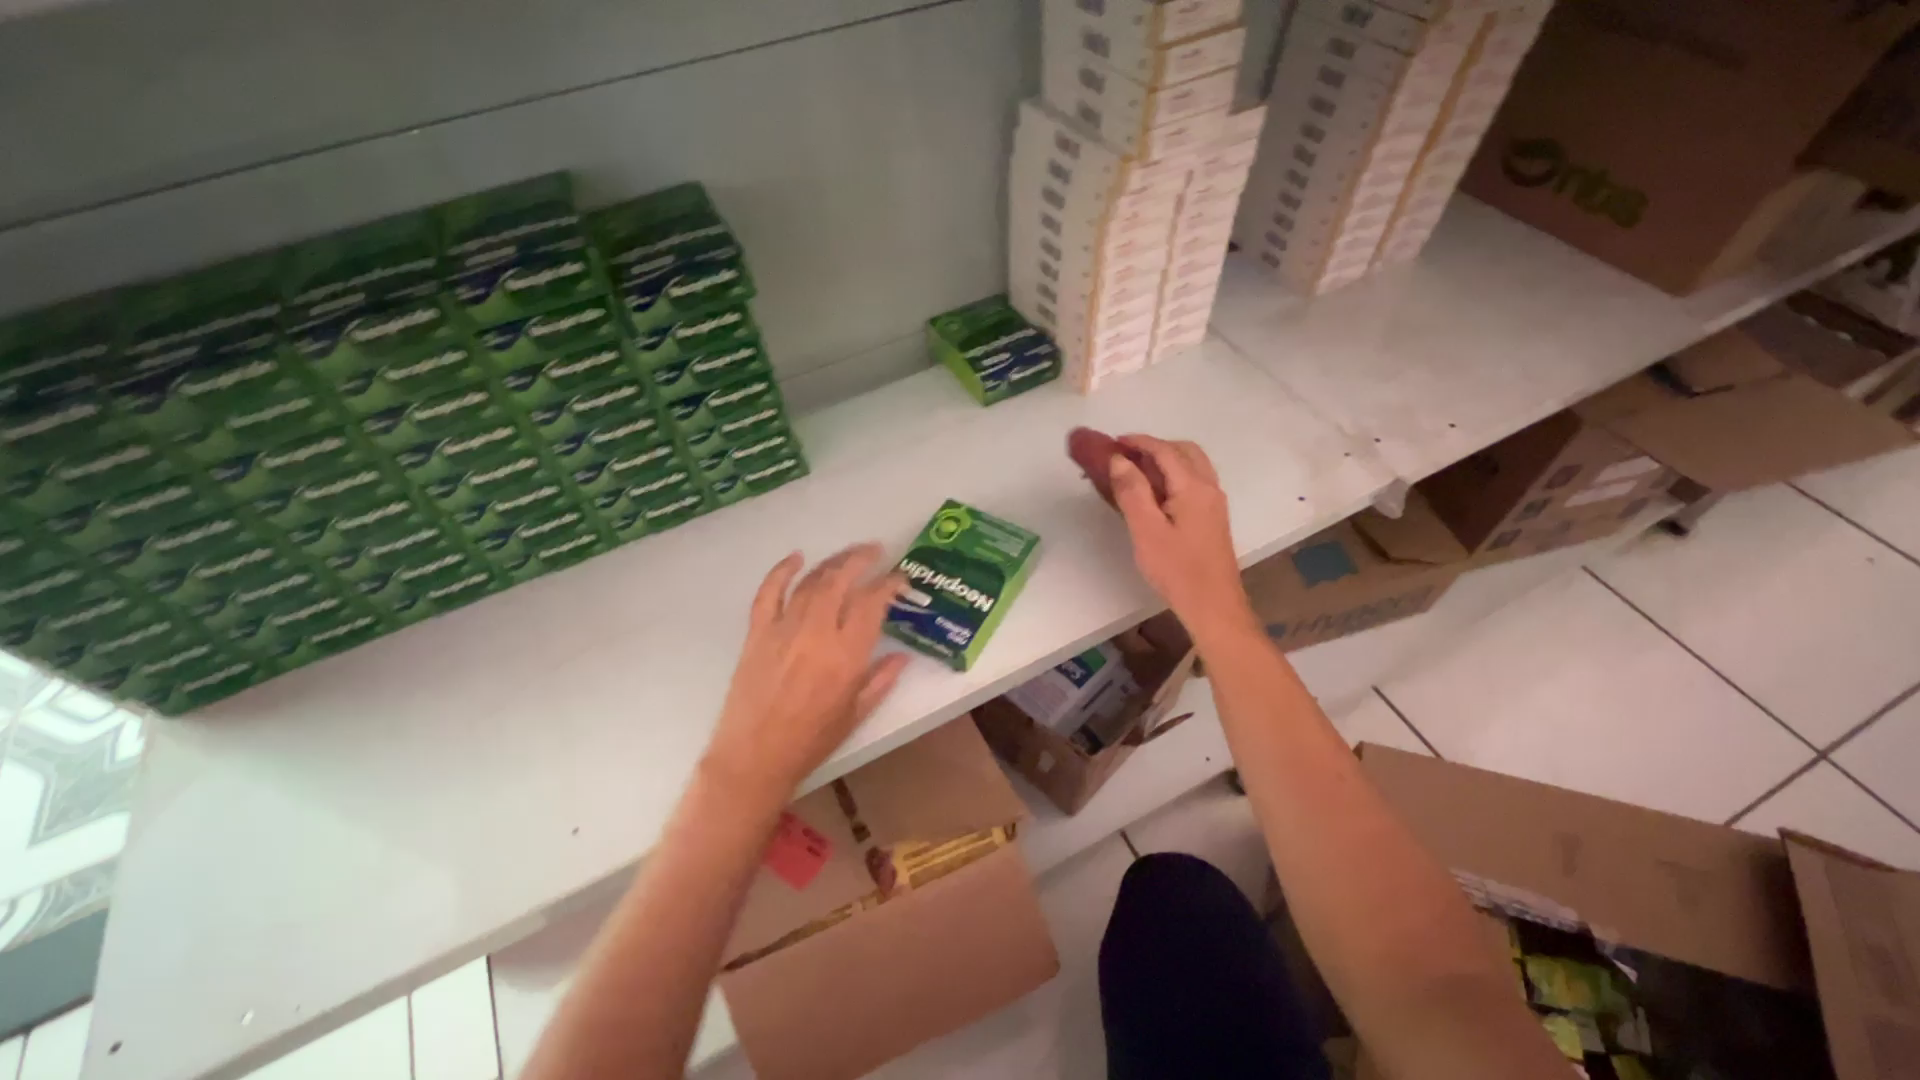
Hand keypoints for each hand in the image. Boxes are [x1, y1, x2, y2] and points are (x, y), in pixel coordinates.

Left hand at [702, 544, 909, 803]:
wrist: (755, 756)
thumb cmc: (811, 740)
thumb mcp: (856, 713)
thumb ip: (881, 680)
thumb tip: (902, 657)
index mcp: (846, 655)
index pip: (872, 602)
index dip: (889, 584)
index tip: (900, 578)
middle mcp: (816, 633)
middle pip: (840, 580)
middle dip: (860, 559)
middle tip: (875, 552)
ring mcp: (783, 629)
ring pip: (810, 582)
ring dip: (831, 562)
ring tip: (847, 556)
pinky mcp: (757, 633)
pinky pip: (768, 592)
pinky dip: (782, 570)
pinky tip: (796, 558)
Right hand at [1107, 435, 1257, 645]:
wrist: (1213, 605)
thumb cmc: (1177, 570)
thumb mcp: (1146, 530)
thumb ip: (1132, 491)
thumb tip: (1119, 459)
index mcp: (1193, 487)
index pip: (1165, 451)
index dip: (1138, 442)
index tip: (1113, 442)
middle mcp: (1209, 488)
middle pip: (1184, 451)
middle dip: (1154, 446)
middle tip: (1125, 455)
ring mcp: (1215, 503)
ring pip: (1193, 465)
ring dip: (1166, 459)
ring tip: (1138, 471)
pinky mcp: (1213, 518)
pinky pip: (1195, 481)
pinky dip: (1174, 474)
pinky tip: (1156, 493)